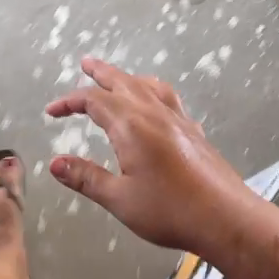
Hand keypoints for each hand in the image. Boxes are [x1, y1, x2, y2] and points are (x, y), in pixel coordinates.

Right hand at [45, 57, 275, 258]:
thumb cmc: (169, 210)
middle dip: (101, 72)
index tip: (52, 111)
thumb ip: (86, 178)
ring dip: (127, 77)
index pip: (93, 101)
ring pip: (147, 85)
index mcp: (130, 125)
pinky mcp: (193, 130)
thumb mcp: (120, 199)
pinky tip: (154, 101)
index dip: (70, 102)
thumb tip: (54, 162)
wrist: (226, 216)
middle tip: (85, 63)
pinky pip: (167, 97)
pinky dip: (151, 89)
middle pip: (122, 82)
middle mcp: (153, 113)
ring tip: (117, 77)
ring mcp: (177, 119)